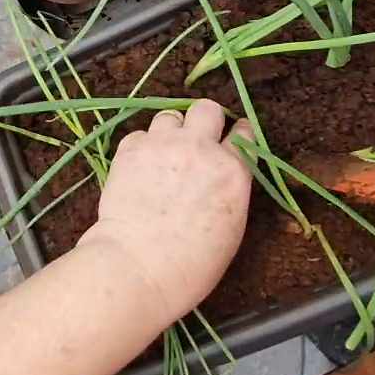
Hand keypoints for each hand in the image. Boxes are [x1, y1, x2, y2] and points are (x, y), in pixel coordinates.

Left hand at [78, 99, 252, 325]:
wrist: (140, 265)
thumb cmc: (193, 264)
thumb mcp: (231, 227)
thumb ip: (229, 189)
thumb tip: (219, 176)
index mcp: (232, 171)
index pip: (244, 133)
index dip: (238, 134)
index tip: (232, 138)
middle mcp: (199, 148)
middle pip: (206, 109)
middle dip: (204, 120)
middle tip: (196, 139)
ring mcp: (162, 144)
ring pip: (169, 116)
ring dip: (169, 131)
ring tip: (163, 153)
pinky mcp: (130, 149)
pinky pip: (139, 134)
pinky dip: (141, 147)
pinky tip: (139, 168)